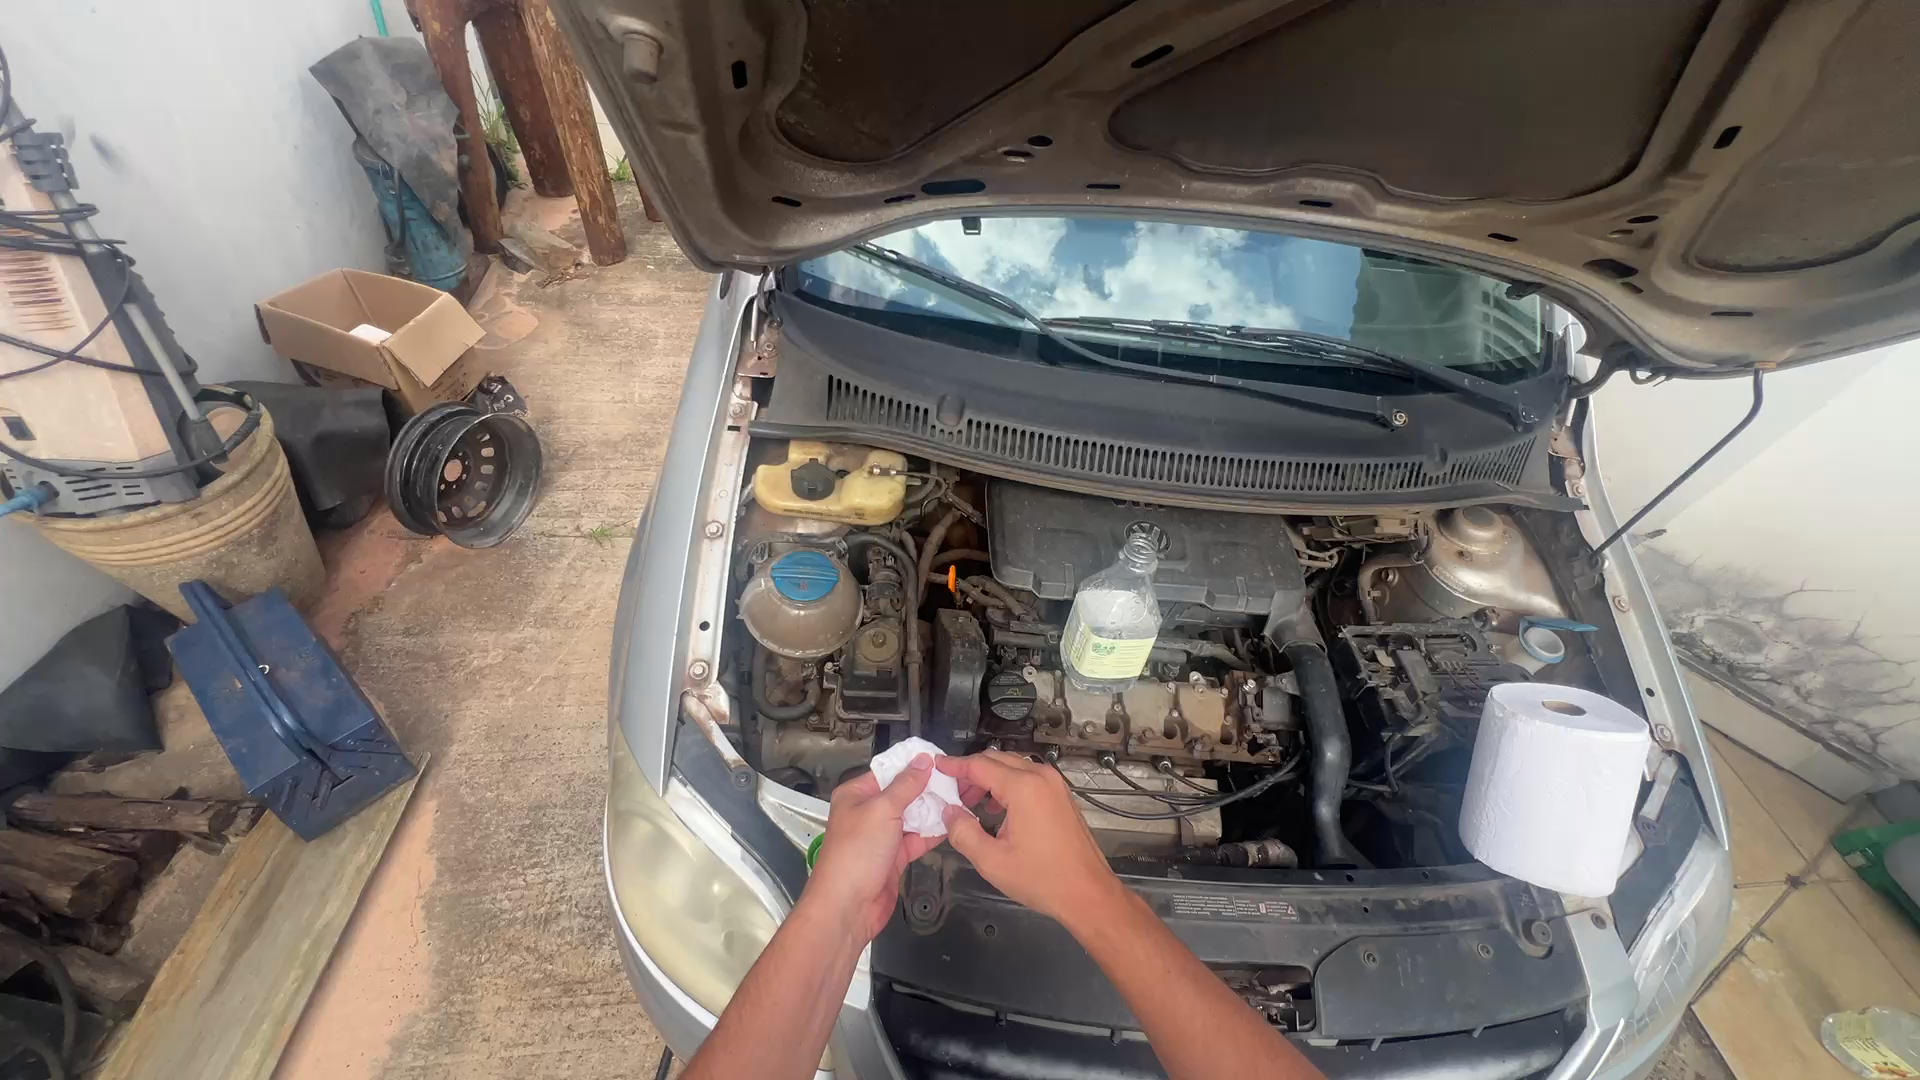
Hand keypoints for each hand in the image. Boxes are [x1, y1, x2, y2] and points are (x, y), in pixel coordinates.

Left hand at [805, 755, 943, 941]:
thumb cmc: (855, 854)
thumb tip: (923, 761)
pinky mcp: (894, 857)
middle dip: (927, 788)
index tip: (939, 759)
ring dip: (933, 810)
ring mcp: (882, 836)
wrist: (848, 907)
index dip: (912, 764)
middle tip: (956, 780)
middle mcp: (868, 812)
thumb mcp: (882, 810)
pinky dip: (933, 832)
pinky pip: (917, 838)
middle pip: (903, 793)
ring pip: (913, 816)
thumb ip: (906, 785)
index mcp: (856, 795)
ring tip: (959, 798)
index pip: (888, 771)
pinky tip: (951, 823)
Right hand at [936, 751, 1122, 930]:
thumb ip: (963, 833)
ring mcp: (1054, 783)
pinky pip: (1027, 777)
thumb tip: (949, 812)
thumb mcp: (992, 861)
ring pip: (1012, 766)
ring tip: (971, 801)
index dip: (954, 766)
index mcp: (1023, 788)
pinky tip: (997, 807)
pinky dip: (1007, 784)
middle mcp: (1041, 777)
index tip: (936, 767)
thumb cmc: (1042, 879)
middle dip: (970, 772)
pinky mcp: (1060, 794)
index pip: (979, 765)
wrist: (1087, 893)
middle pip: (996, 759)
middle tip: (952, 791)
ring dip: (989, 777)